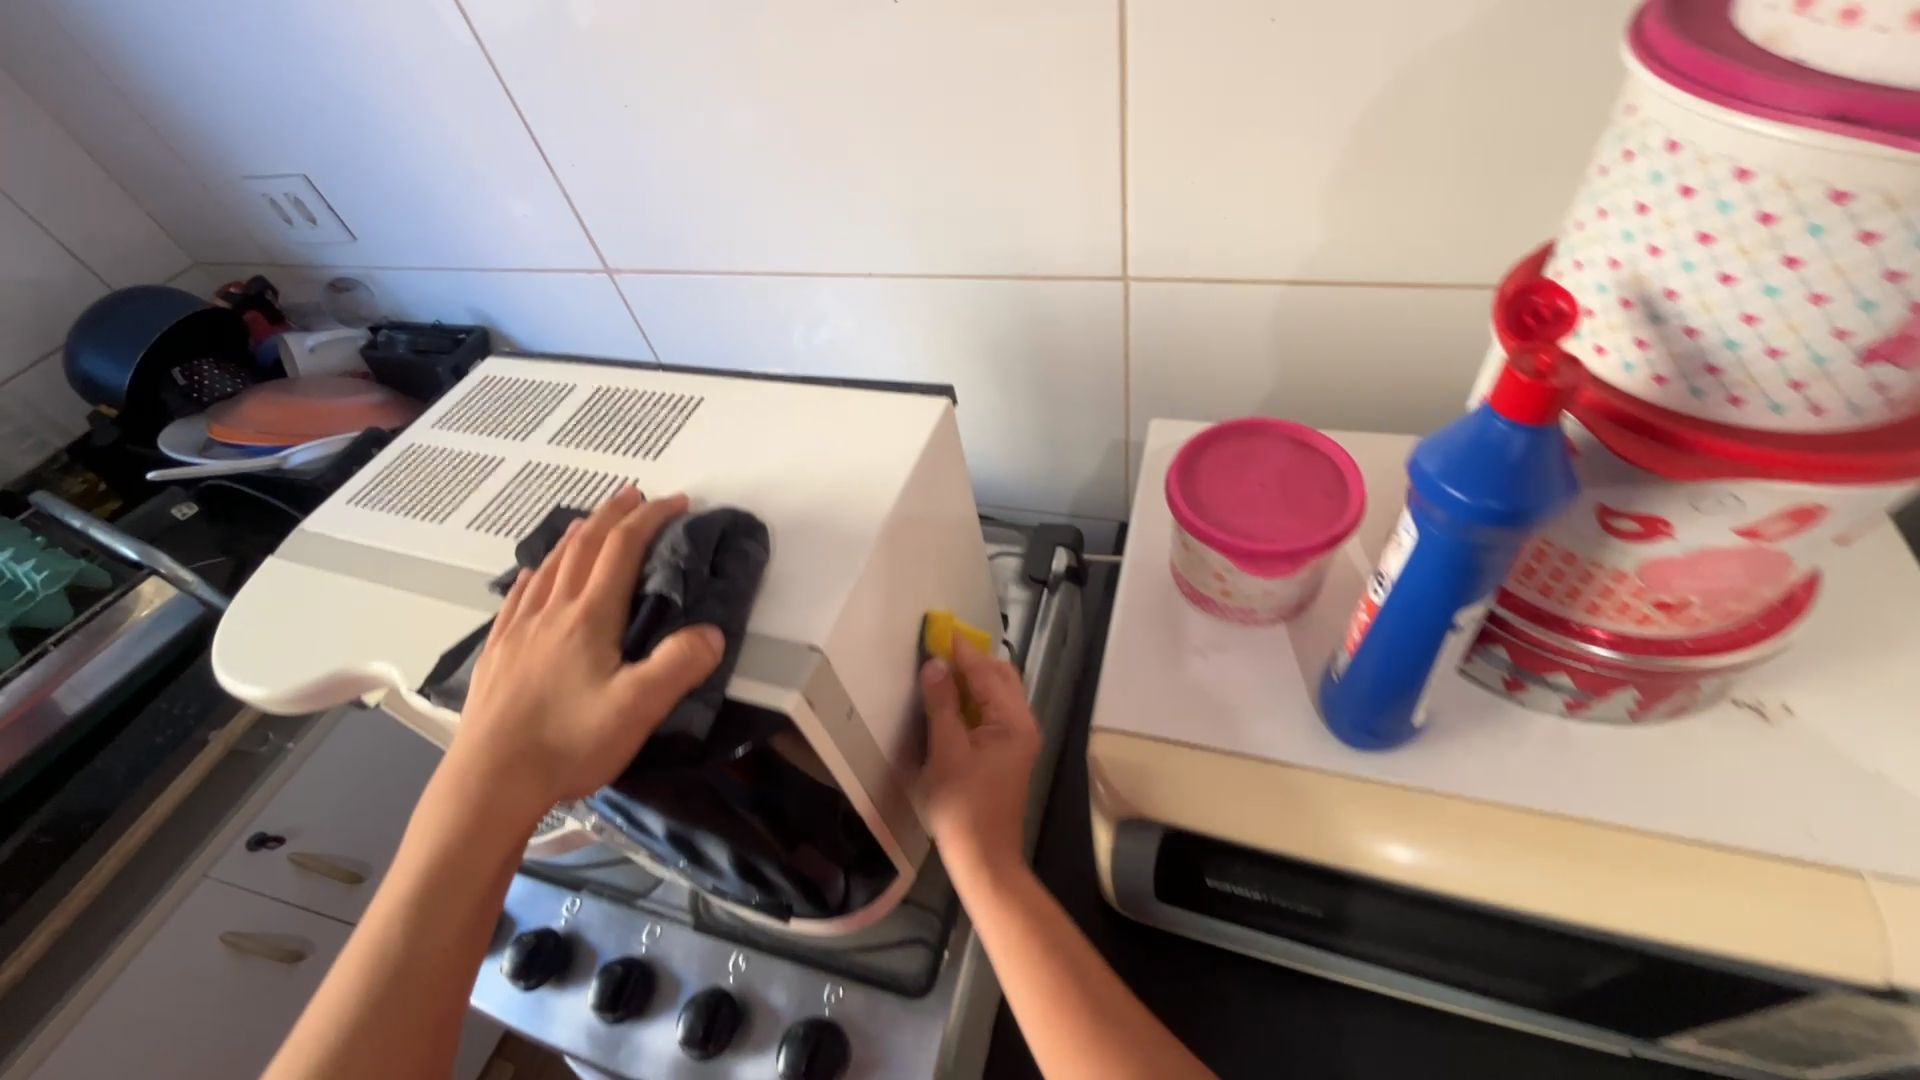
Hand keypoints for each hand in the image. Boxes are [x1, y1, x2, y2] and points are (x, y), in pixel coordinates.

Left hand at [457, 486, 723, 808]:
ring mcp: (519, 631)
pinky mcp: (498, 654)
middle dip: (613, 514)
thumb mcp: (638, 708)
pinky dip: (536, 573)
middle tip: (636, 494)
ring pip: (549, 565)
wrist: (488, 783)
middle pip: (583, 546)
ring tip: (592, 521)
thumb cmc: (567, 744)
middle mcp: (552, 612)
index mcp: (588, 617)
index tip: (676, 502)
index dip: (650, 518)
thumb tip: (712, 632)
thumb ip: (679, 665)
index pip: (622, 549)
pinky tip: (534, 574)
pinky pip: (517, 597)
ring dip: (576, 535)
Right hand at [920, 639, 1040, 874]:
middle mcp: (1024, 724)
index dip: (962, 650)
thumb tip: (935, 664)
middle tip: (940, 650)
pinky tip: (953, 702)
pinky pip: (994, 711)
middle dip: (972, 660)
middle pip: (1001, 677)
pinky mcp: (1009, 752)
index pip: (987, 673)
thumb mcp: (946, 751)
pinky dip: (976, 699)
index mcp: (1013, 721)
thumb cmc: (963, 806)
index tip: (940, 629)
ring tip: (942, 671)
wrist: (984, 857)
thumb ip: (942, 704)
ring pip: (999, 693)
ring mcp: (1019, 739)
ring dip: (974, 679)